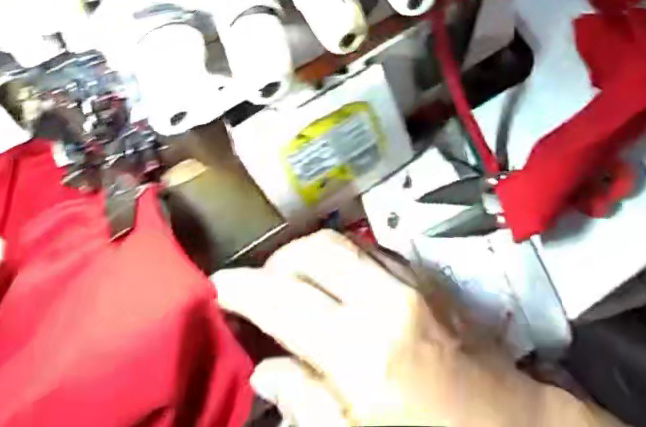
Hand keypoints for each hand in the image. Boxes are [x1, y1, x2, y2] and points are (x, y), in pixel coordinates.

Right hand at [210, 231, 619, 426]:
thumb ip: (308, 403)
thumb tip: (265, 369)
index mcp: (363, 351)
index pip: (283, 301)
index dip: (243, 288)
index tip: (219, 285)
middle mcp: (383, 301)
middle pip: (313, 251)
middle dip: (277, 260)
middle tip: (257, 284)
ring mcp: (409, 282)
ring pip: (342, 242)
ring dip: (308, 254)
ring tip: (291, 279)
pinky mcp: (427, 277)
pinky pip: (371, 250)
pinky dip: (342, 257)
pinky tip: (336, 282)